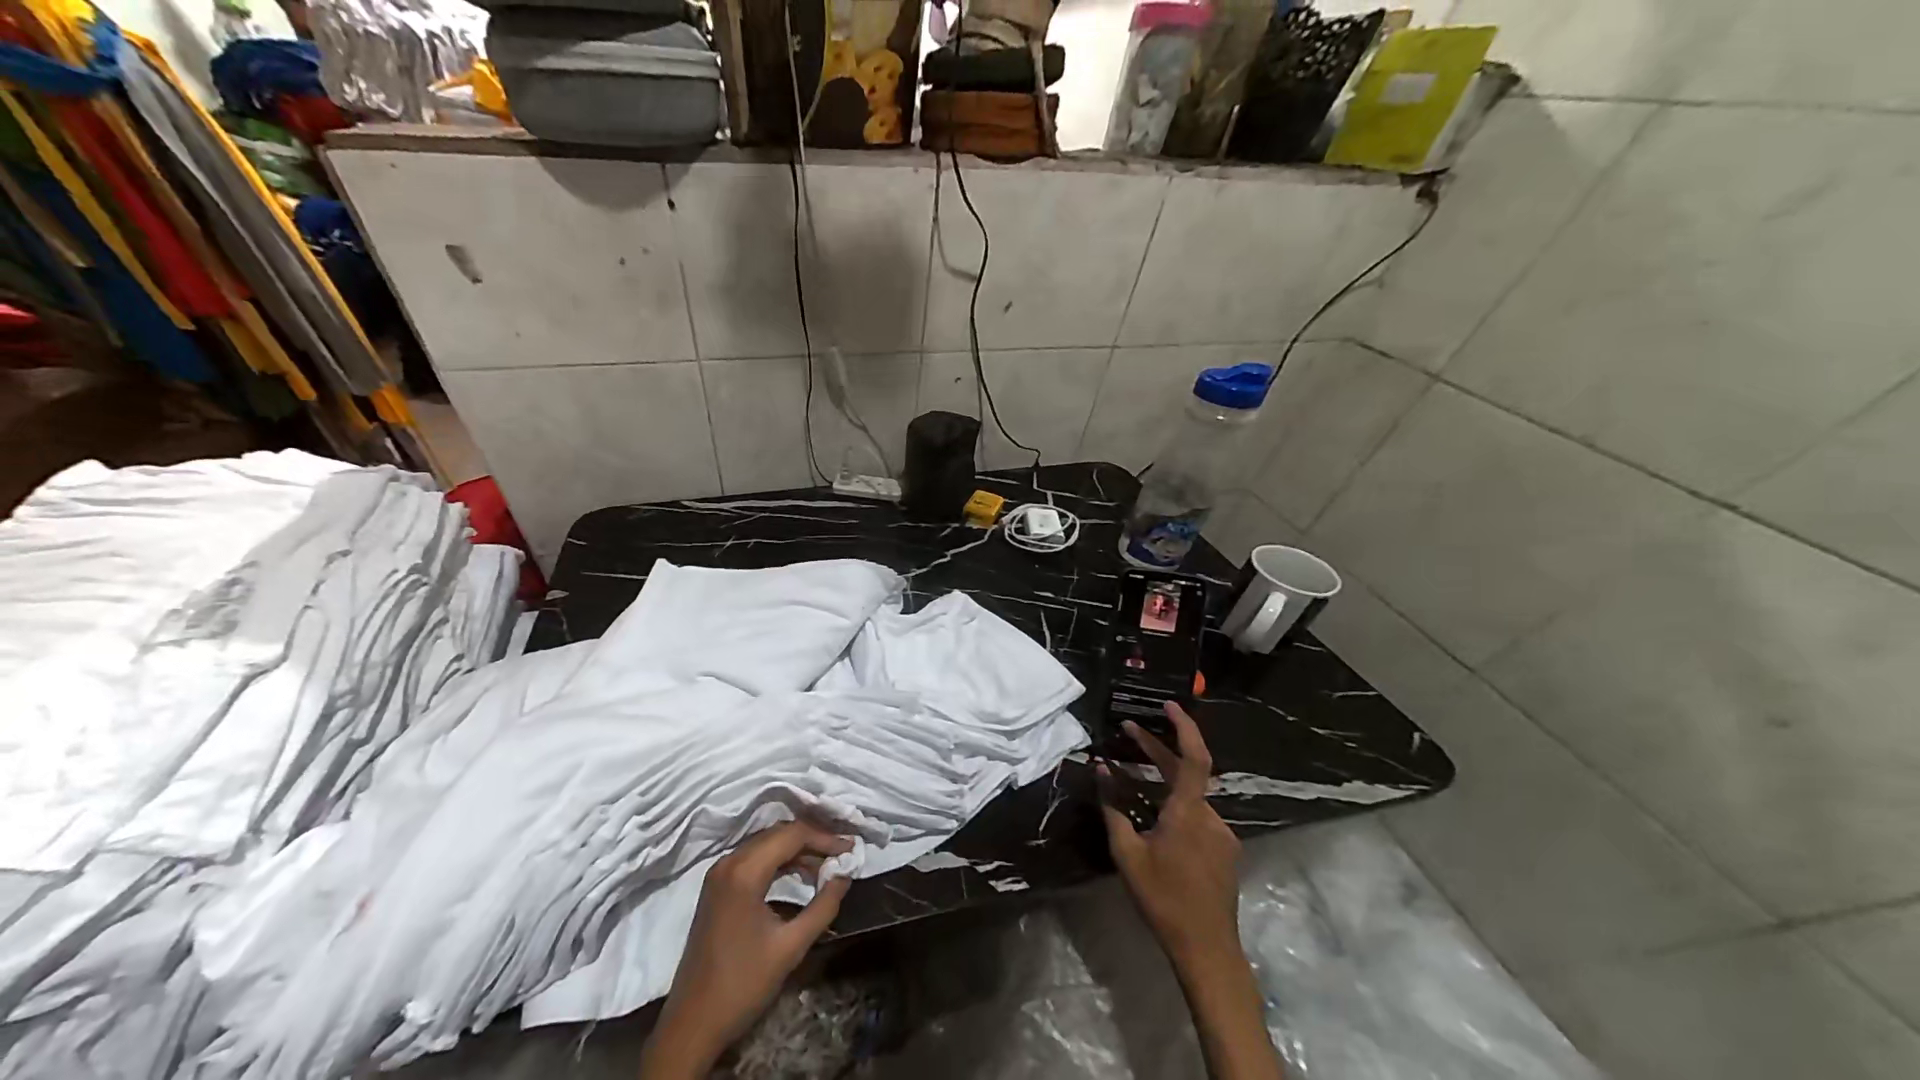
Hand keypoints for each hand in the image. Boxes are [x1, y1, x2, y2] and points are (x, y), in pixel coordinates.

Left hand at [639, 821, 853, 1079]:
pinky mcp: (717, 888)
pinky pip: (754, 860)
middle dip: (813, 840)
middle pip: (778, 834)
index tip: (851, 848)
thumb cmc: (743, 984)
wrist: (693, 1023)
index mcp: (743, 872)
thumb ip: (823, 906)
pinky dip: (780, 861)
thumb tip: (845, 875)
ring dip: (797, 850)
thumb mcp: (791, 946)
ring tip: (828, 864)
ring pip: (766, 845)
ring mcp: (719, 875)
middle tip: (843, 853)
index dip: (825, 838)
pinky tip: (801, 875)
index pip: (792, 835)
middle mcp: (728, 863)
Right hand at [1098, 703, 1242, 968]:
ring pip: (1191, 796)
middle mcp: (1210, 816)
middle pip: (1187, 772)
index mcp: (1188, 813)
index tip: (1167, 705)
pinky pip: (1199, 816)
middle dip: (1158, 748)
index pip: (1193, 758)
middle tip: (1128, 731)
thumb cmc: (1162, 899)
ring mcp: (1222, 834)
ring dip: (1165, 780)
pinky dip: (1176, 804)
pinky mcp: (1225, 850)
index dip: (1183, 727)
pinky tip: (1156, 817)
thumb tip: (1101, 771)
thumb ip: (1114, 809)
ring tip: (1134, 774)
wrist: (1206, 947)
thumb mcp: (1127, 854)